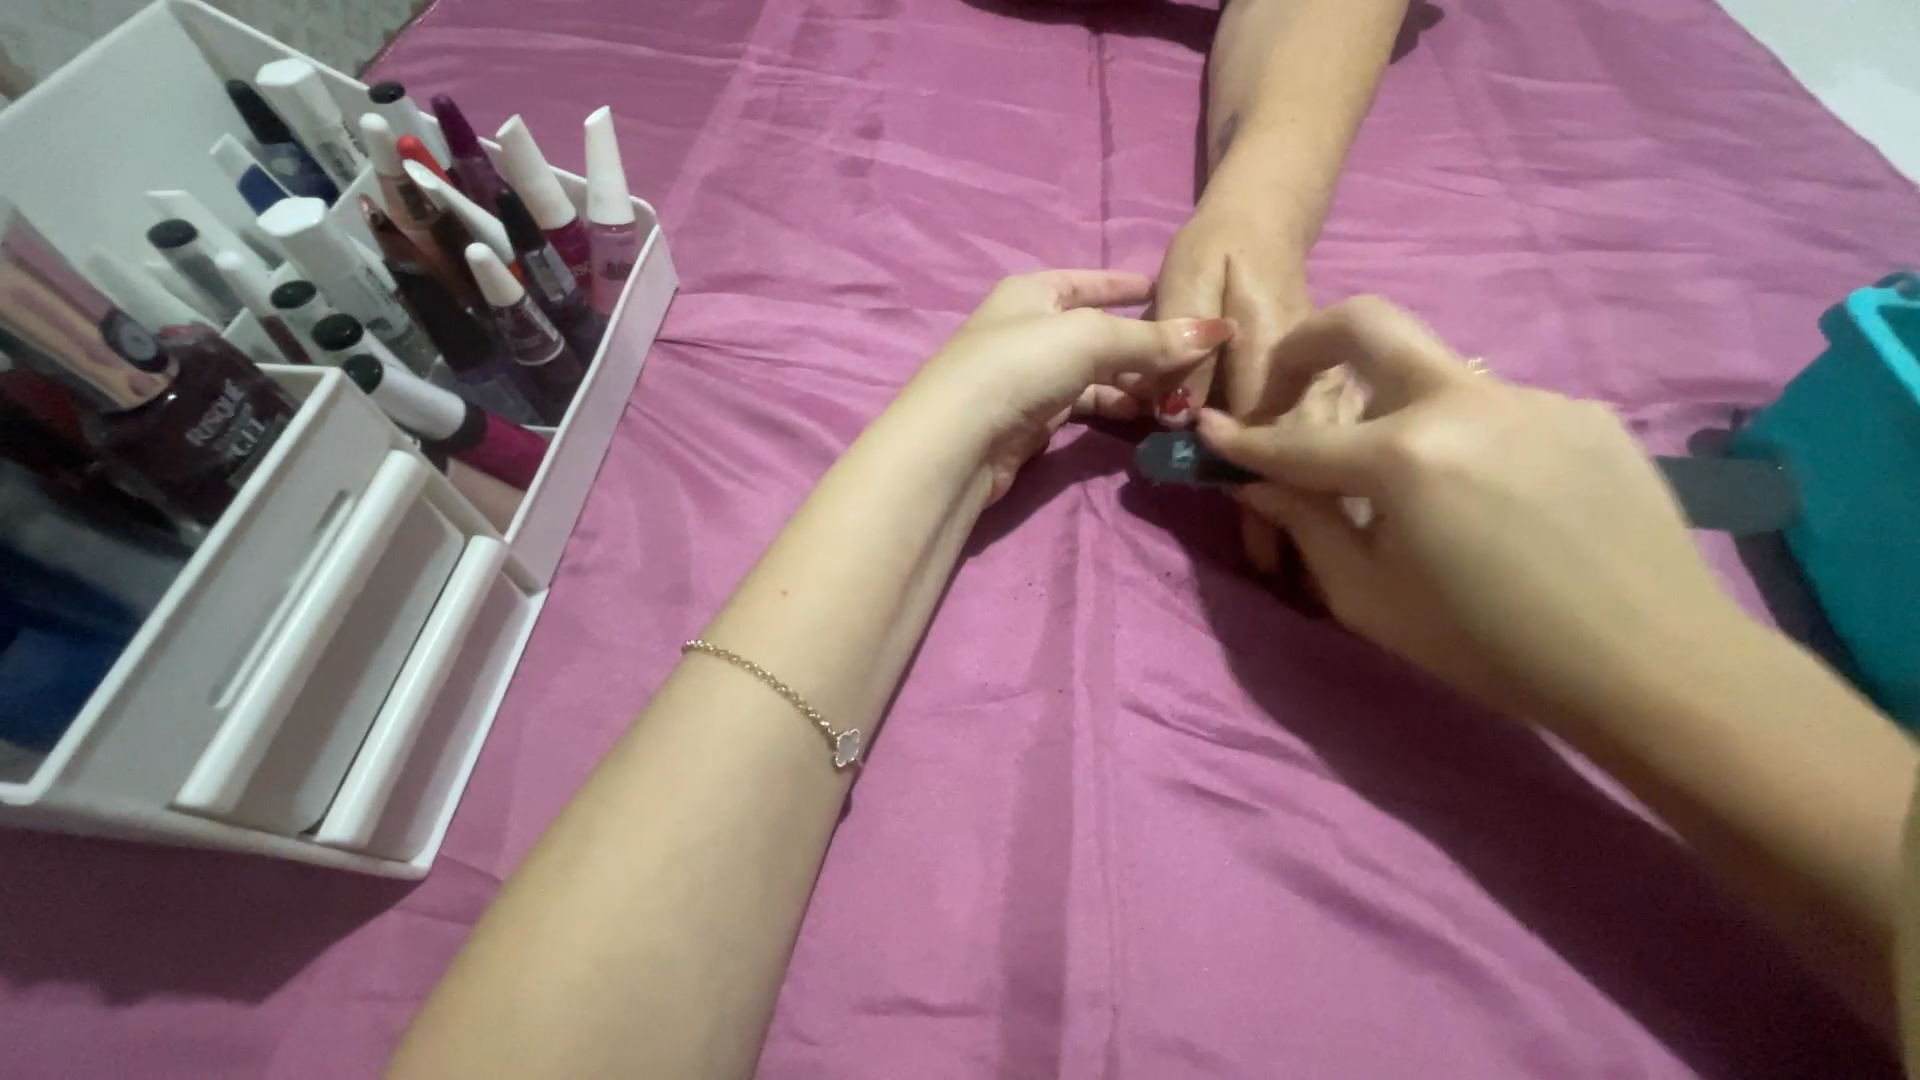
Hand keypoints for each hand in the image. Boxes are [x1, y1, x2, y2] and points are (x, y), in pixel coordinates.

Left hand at [894, 270, 1233, 503]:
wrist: (959, 439)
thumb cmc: (1020, 365)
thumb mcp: (1090, 338)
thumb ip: (1150, 338)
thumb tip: (1217, 331)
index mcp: (1033, 292)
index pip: (1089, 281)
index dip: (1128, 285)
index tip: (1167, 290)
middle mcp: (1028, 330)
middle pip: (1098, 333)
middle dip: (1143, 346)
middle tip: (1194, 360)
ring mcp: (1028, 378)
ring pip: (1093, 375)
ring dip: (1133, 382)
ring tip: (1177, 394)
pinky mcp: (1031, 420)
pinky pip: (1083, 407)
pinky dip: (1113, 408)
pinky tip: (1143, 417)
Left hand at [1155, 185, 1314, 571]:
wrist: (1264, 216)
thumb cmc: (1216, 246)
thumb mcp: (1186, 279)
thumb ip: (1174, 342)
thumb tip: (1181, 412)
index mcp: (1267, 342)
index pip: (1259, 421)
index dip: (1255, 477)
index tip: (1265, 533)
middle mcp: (1293, 366)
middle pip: (1286, 442)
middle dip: (1282, 501)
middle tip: (1278, 562)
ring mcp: (1297, 375)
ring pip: (1289, 440)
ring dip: (1281, 488)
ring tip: (1280, 546)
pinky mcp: (1289, 381)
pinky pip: (1276, 429)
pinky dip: (1270, 462)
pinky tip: (1265, 493)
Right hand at [1197, 297, 1747, 721]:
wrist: (1654, 665)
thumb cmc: (1487, 647)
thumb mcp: (1368, 598)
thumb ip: (1305, 526)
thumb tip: (1255, 482)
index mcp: (1405, 458)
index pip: (1295, 440)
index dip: (1241, 439)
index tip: (1208, 429)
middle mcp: (1465, 402)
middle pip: (1364, 325)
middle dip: (1302, 348)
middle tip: (1281, 392)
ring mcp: (1531, 397)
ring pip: (1428, 377)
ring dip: (1385, 414)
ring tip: (1396, 484)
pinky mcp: (1580, 411)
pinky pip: (1488, 410)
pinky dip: (1454, 440)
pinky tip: (1478, 498)